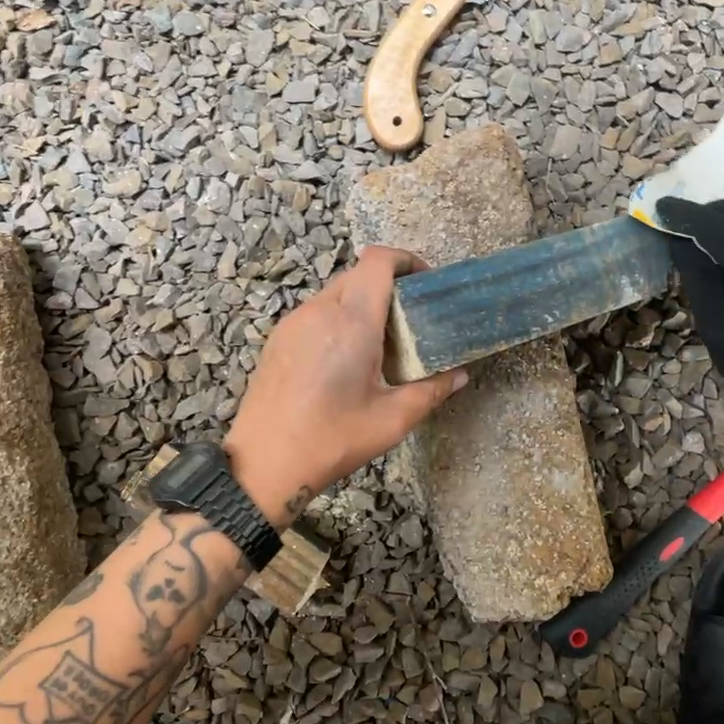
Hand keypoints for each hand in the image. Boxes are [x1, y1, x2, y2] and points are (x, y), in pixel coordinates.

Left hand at [223, 247, 467, 526]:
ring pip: (336, 291)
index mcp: (353, 322)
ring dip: (363, 301)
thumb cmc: (332, 440)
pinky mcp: (278, 338)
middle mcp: (320, 310)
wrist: (263, 463)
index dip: (406, 260)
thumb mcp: (392, 420)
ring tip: (382, 340)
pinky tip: (347, 356)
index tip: (426, 282)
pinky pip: (316, 311)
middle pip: (359, 273)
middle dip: (389, 284)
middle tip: (412, 316)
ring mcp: (294, 321)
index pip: (378, 261)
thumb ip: (431, 390)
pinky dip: (339, 317)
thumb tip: (460, 375)